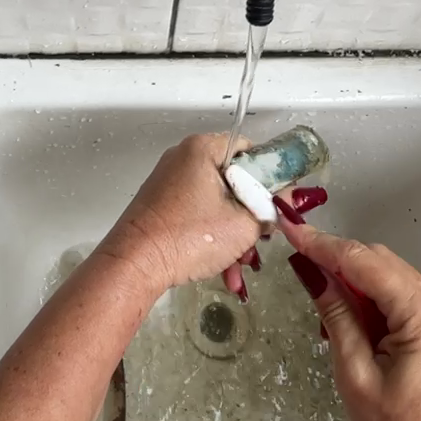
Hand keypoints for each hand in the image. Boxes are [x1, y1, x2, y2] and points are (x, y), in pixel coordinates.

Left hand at [95, 133, 261, 295]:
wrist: (134, 263)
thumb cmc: (189, 236)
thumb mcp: (243, 224)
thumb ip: (270, 207)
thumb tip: (285, 198)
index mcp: (202, 148)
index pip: (249, 149)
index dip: (269, 176)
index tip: (277, 203)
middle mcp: (184, 157)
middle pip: (234, 180)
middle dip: (250, 215)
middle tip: (260, 240)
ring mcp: (170, 181)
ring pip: (217, 202)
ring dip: (234, 235)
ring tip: (240, 268)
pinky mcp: (162, 203)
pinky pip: (198, 213)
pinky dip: (213, 237)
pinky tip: (224, 271)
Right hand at [280, 220, 420, 420]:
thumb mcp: (358, 378)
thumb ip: (336, 317)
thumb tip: (314, 276)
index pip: (362, 260)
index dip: (321, 242)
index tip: (292, 229)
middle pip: (382, 264)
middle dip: (339, 258)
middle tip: (301, 259)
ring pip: (396, 283)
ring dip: (358, 282)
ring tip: (324, 296)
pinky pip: (410, 306)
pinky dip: (379, 303)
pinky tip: (357, 322)